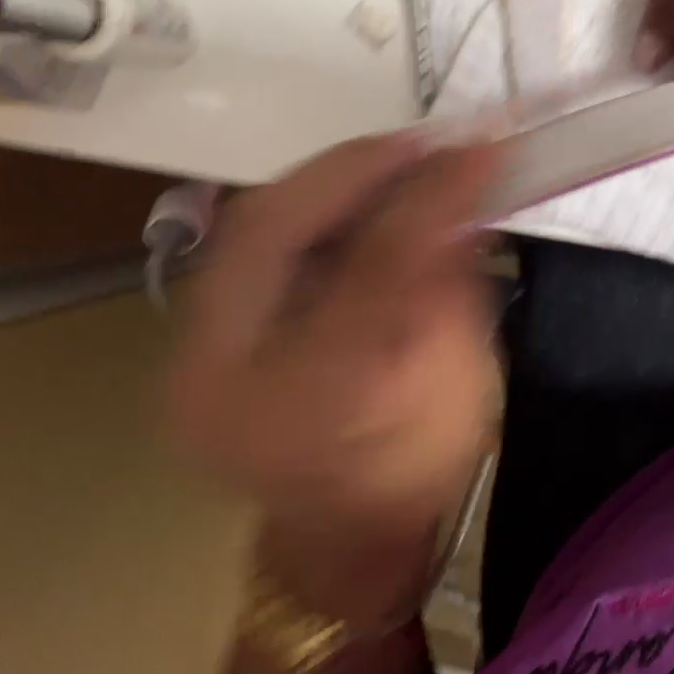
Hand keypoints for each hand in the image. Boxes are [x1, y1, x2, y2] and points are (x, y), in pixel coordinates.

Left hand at [164, 135, 500, 616]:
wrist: (343, 535)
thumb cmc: (416, 473)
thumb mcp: (461, 384)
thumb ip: (456, 287)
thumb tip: (463, 189)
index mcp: (310, 409)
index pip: (364, 280)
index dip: (426, 200)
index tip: (479, 148)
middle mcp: (225, 379)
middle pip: (273, 234)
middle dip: (357, 167)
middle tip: (428, 137)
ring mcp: (194, 353)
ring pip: (251, 222)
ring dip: (331, 175)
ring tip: (400, 151)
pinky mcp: (200, 328)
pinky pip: (251, 236)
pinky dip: (312, 198)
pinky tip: (361, 183)